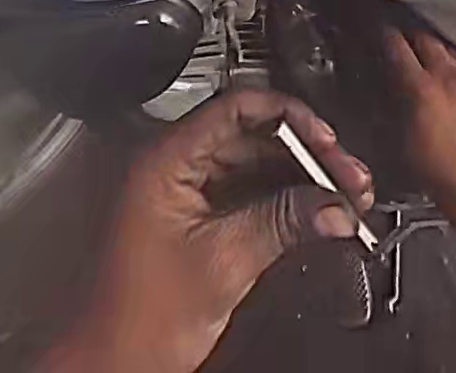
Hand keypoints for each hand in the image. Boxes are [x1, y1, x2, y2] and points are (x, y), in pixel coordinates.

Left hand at [43, 89, 373, 372]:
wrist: (110, 365)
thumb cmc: (138, 320)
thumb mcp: (221, 263)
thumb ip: (280, 223)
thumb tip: (330, 204)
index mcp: (168, 158)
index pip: (234, 108)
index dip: (285, 115)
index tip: (322, 135)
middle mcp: (177, 163)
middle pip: (252, 135)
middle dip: (304, 152)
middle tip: (344, 173)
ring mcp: (188, 187)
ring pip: (254, 162)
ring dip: (299, 176)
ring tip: (342, 193)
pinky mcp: (199, 212)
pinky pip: (249, 188)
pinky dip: (283, 197)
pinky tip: (315, 210)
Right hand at [382, 24, 455, 209]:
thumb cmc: (431, 163)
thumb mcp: (390, 127)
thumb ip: (379, 91)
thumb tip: (366, 68)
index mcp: (420, 86)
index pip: (393, 38)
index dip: (375, 27)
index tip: (365, 22)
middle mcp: (445, 74)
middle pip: (416, 30)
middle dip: (397, 27)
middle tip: (383, 28)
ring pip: (436, 36)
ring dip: (418, 35)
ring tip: (405, 39)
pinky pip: (454, 49)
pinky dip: (439, 48)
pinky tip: (431, 56)